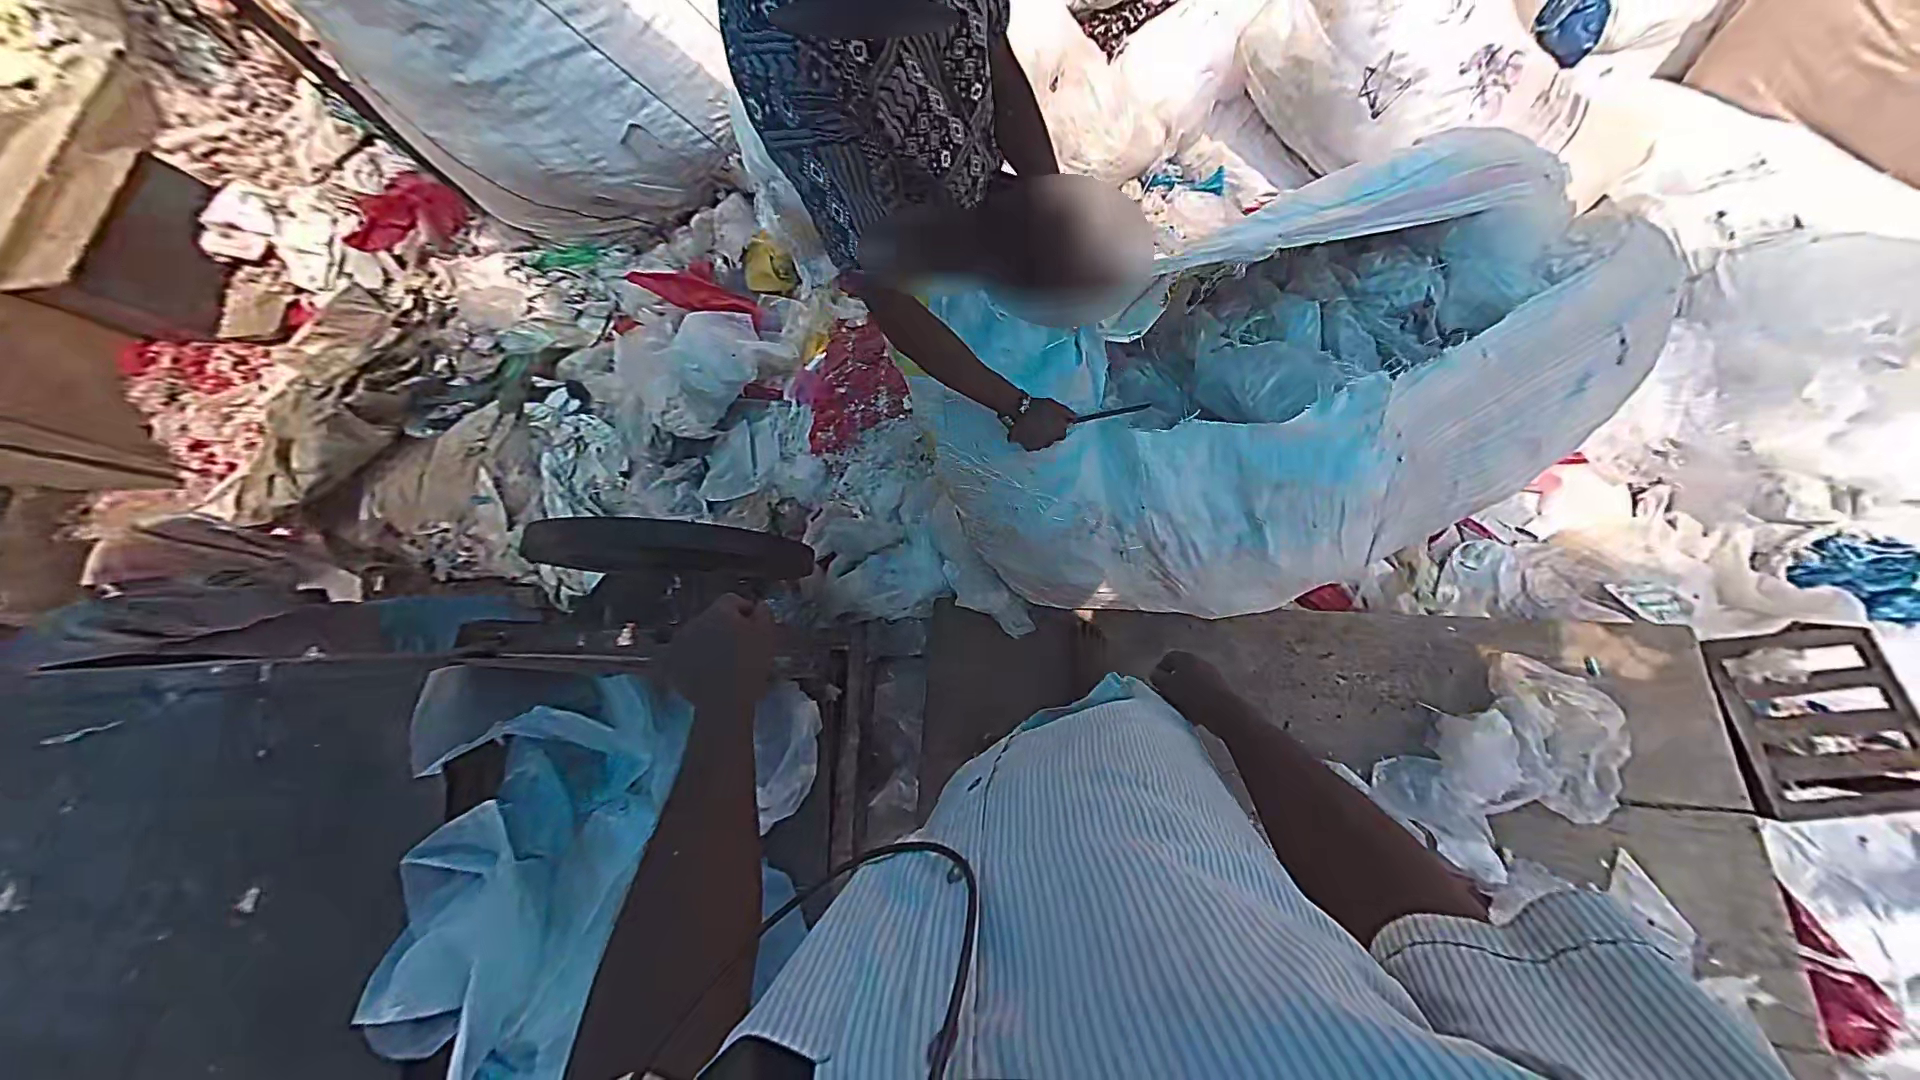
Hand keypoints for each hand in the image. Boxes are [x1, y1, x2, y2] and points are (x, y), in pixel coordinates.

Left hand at [664, 594, 776, 711]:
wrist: (724, 702)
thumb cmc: (750, 665)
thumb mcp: (766, 636)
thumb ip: (764, 614)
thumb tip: (759, 606)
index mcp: (719, 611)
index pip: (733, 600)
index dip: (746, 611)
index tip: (755, 628)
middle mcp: (695, 621)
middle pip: (714, 616)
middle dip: (727, 626)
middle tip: (742, 645)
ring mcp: (680, 642)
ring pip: (700, 634)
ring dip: (712, 641)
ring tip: (726, 661)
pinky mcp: (673, 663)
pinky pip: (690, 653)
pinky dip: (700, 658)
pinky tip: (711, 672)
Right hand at [1007, 397, 1073, 450]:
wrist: (1019, 412)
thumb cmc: (1039, 407)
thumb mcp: (1057, 407)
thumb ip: (1068, 414)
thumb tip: (1076, 419)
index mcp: (1060, 432)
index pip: (1063, 433)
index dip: (1058, 427)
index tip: (1052, 422)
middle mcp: (1052, 442)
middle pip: (1053, 439)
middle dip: (1050, 434)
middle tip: (1042, 424)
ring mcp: (1041, 446)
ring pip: (1043, 443)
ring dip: (1041, 438)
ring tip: (1033, 428)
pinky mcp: (1029, 448)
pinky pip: (1033, 445)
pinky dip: (1031, 441)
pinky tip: (1027, 433)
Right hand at [1150, 650, 1256, 738]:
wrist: (1224, 711)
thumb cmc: (1192, 697)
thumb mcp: (1167, 687)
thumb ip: (1158, 678)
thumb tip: (1155, 674)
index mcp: (1185, 657)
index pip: (1168, 658)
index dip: (1159, 670)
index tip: (1156, 684)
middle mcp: (1200, 661)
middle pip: (1181, 668)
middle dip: (1173, 681)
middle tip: (1167, 695)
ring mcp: (1213, 673)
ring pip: (1193, 679)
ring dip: (1186, 690)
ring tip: (1181, 705)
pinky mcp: (1222, 687)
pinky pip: (1204, 689)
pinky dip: (1197, 696)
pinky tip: (1195, 710)